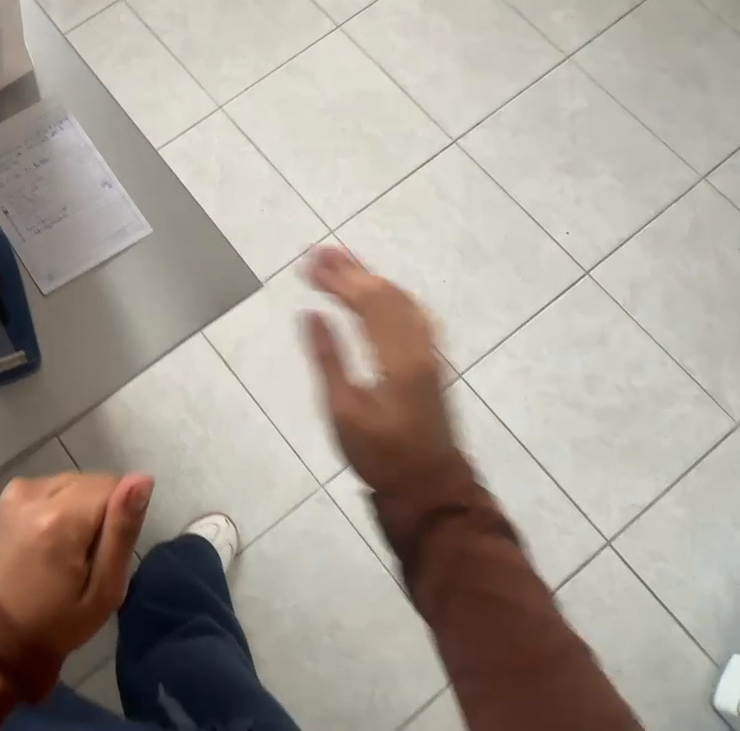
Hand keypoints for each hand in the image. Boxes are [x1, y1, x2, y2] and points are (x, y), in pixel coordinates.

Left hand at [0, 472, 152, 655]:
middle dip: (100, 512)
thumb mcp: (102, 590)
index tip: (106, 552)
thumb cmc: (54, 621)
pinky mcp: (9, 491)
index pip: (114, 486)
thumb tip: (142, 478)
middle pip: (92, 482)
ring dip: (81, 508)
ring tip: (67, 550)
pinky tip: (50, 538)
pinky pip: (53, 486)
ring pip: (74, 482)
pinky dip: (60, 506)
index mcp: (60, 518)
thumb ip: (122, 531)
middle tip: (88, 557)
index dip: (120, 517)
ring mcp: (18, 488)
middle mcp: (36, 490)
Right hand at [301, 246, 457, 493]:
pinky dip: (391, 294)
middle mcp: (419, 348)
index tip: (307, 266)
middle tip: (317, 253)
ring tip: (342, 260)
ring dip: (370, 277)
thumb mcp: (342, 410)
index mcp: (397, 359)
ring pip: (402, 301)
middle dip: (350, 270)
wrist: (428, 486)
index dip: (336, 281)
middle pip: (385, 296)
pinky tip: (379, 289)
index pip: (366, 304)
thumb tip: (311, 314)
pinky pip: (413, 314)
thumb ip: (328, 358)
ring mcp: (430, 354)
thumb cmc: (378, 453)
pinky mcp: (431, 362)